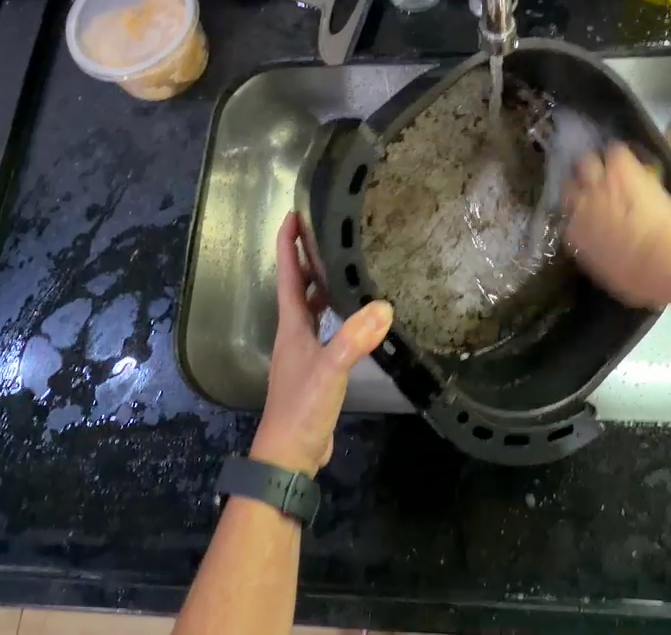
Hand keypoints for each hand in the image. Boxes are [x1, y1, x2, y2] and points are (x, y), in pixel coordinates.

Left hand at [250, 212, 393, 475]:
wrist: (289, 457)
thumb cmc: (302, 408)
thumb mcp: (330, 370)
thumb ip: (354, 339)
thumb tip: (383, 306)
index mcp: (291, 327)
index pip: (287, 275)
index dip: (287, 244)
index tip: (293, 213)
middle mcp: (293, 335)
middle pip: (298, 288)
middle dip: (307, 259)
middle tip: (326, 231)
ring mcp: (302, 354)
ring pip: (311, 310)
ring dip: (321, 286)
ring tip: (343, 265)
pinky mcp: (315, 371)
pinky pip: (325, 331)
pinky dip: (336, 316)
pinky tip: (355, 319)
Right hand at [564, 142, 670, 306]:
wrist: (663, 261)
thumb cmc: (639, 279)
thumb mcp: (608, 273)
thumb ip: (597, 256)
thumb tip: (599, 251)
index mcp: (576, 234)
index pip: (568, 215)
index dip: (580, 212)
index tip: (590, 214)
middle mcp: (580, 205)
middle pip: (571, 184)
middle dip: (582, 184)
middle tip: (597, 187)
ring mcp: (599, 184)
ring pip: (586, 161)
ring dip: (596, 164)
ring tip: (610, 167)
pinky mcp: (621, 169)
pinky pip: (615, 151)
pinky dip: (620, 153)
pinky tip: (628, 158)